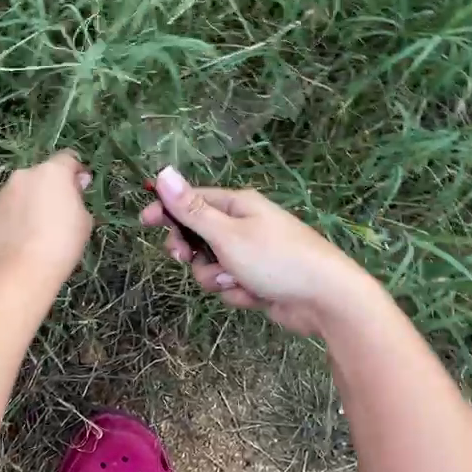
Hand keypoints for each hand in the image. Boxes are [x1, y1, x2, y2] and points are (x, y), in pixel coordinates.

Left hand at [0, 151, 94, 281]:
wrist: (24, 269)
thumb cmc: (63, 243)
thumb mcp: (84, 219)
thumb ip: (78, 196)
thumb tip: (74, 184)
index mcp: (52, 172)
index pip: (67, 158)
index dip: (75, 172)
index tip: (80, 187)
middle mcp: (24, 175)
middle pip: (42, 175)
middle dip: (51, 187)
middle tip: (58, 212)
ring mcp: (3, 192)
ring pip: (22, 191)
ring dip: (30, 201)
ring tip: (36, 229)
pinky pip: (8, 208)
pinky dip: (14, 216)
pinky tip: (20, 237)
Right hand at [140, 166, 377, 336]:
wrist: (327, 300)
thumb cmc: (276, 259)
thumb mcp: (227, 234)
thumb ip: (191, 209)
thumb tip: (163, 171)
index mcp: (237, 205)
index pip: (191, 200)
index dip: (166, 210)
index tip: (144, 222)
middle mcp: (243, 225)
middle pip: (197, 235)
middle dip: (191, 251)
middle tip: (183, 258)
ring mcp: (251, 253)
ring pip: (210, 264)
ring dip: (215, 277)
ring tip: (236, 282)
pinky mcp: (258, 279)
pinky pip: (229, 283)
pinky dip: (236, 292)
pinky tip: (254, 295)